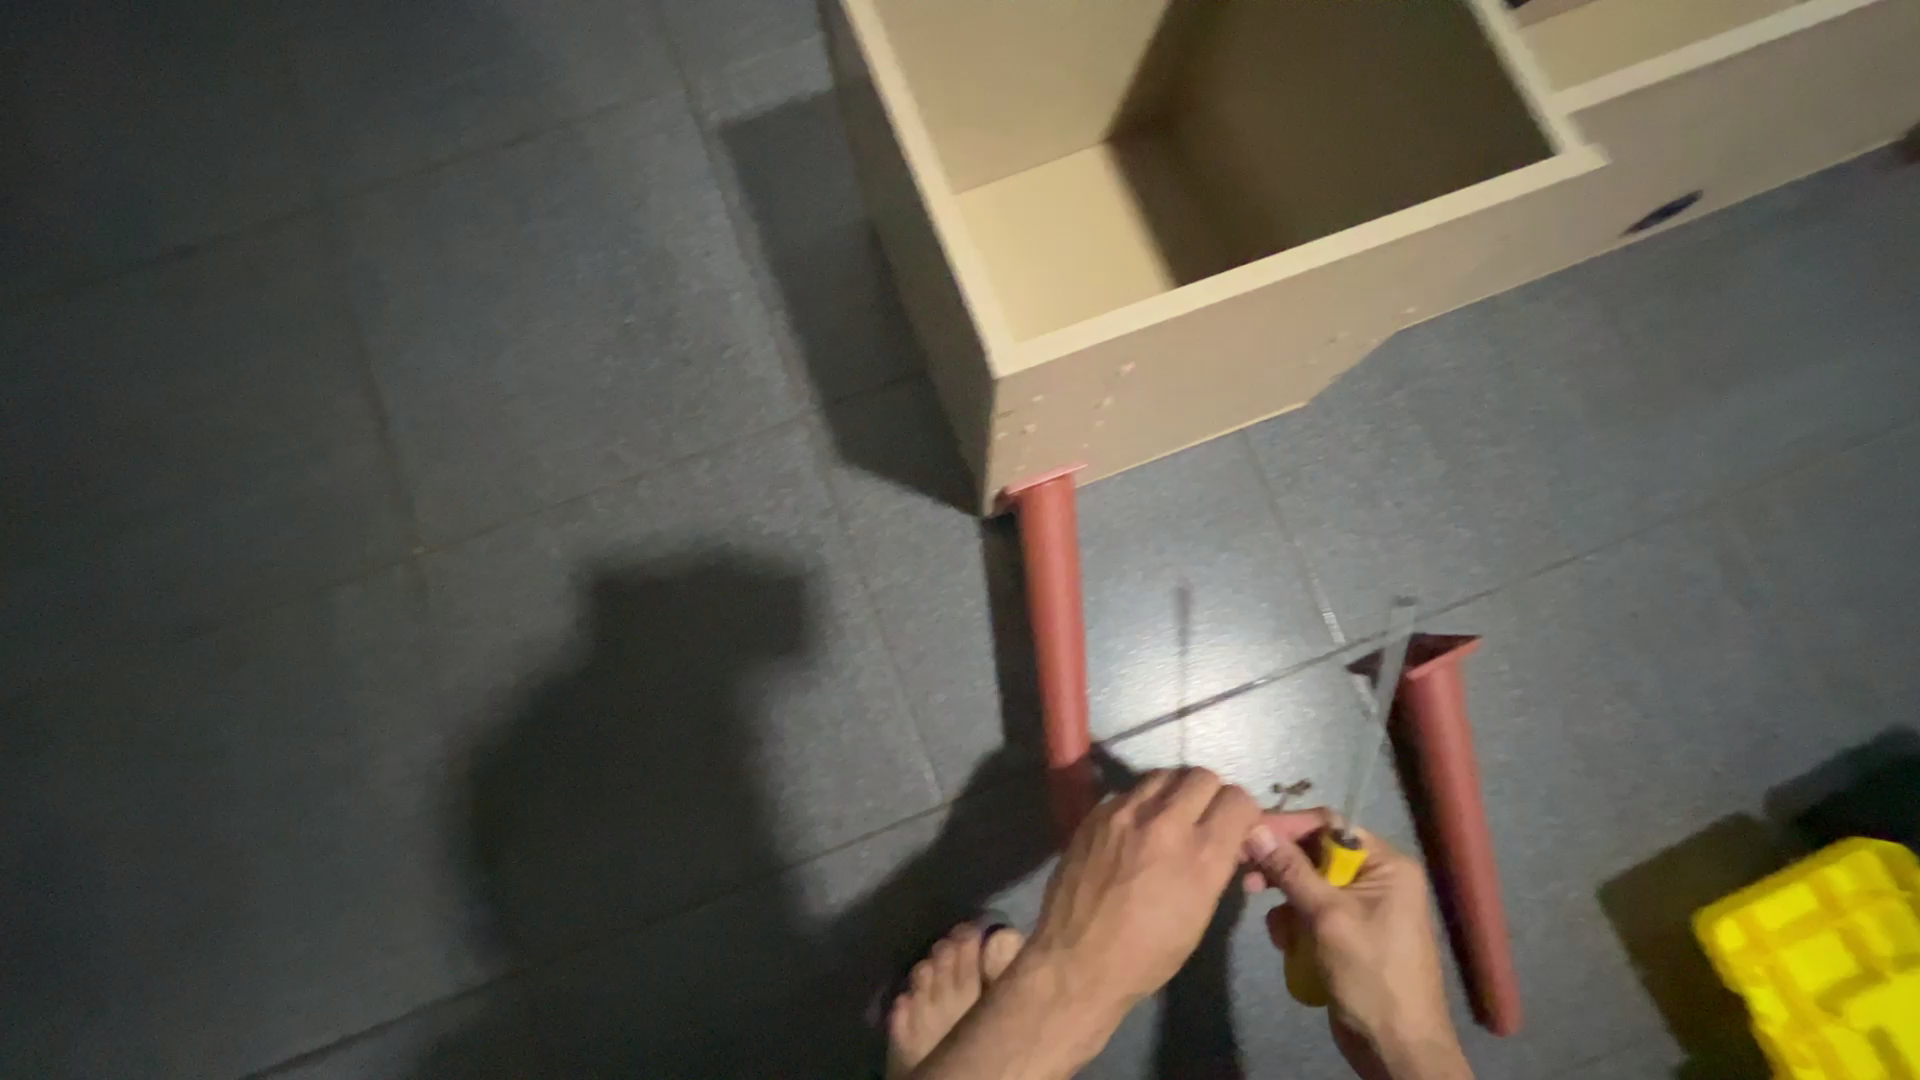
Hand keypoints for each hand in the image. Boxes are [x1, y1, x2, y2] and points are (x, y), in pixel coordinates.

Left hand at [1021, 768, 1263, 1025]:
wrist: (1077, 958)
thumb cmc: (1147, 953)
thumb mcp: (1200, 913)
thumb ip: (1216, 863)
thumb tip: (1229, 839)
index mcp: (1200, 853)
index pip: (1238, 800)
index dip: (1243, 812)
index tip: (1237, 827)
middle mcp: (1164, 821)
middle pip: (1201, 776)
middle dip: (1211, 794)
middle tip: (1204, 817)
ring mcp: (1124, 811)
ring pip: (1163, 775)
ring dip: (1175, 792)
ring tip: (1170, 818)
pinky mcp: (1096, 812)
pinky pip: (1129, 792)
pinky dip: (1141, 804)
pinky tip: (1135, 830)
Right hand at [1246, 813, 1469, 1079]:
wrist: (1398, 1052)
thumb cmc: (1372, 976)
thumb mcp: (1327, 918)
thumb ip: (1290, 870)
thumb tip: (1254, 827)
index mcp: (1386, 866)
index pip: (1328, 825)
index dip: (1286, 826)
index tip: (1247, 832)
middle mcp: (1376, 878)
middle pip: (1314, 852)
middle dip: (1280, 867)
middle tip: (1246, 875)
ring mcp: (1362, 907)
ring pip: (1307, 883)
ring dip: (1284, 900)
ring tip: (1273, 924)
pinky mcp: (1347, 933)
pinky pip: (1310, 911)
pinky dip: (1293, 922)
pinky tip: (1285, 943)